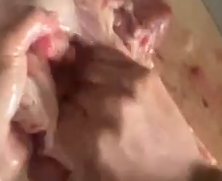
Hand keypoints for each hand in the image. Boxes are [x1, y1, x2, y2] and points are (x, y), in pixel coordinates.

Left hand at [0, 9, 57, 180]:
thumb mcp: (4, 44)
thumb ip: (28, 21)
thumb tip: (51, 12)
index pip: (6, 11)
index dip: (29, 7)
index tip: (55, 5)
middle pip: (27, 37)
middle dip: (47, 36)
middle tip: (66, 38)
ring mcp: (10, 82)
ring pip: (39, 62)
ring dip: (55, 60)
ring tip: (72, 57)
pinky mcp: (25, 106)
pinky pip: (45, 87)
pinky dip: (57, 82)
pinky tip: (72, 74)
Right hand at [49, 46, 221, 180]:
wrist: (182, 179)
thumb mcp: (90, 176)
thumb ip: (62, 152)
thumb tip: (39, 128)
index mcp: (93, 141)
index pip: (54, 112)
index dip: (50, 112)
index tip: (50, 114)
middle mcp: (108, 106)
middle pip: (69, 84)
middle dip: (63, 91)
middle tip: (62, 97)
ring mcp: (128, 85)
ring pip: (85, 64)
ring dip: (78, 73)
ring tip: (76, 80)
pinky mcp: (144, 72)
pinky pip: (107, 53)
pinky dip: (95, 59)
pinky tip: (92, 67)